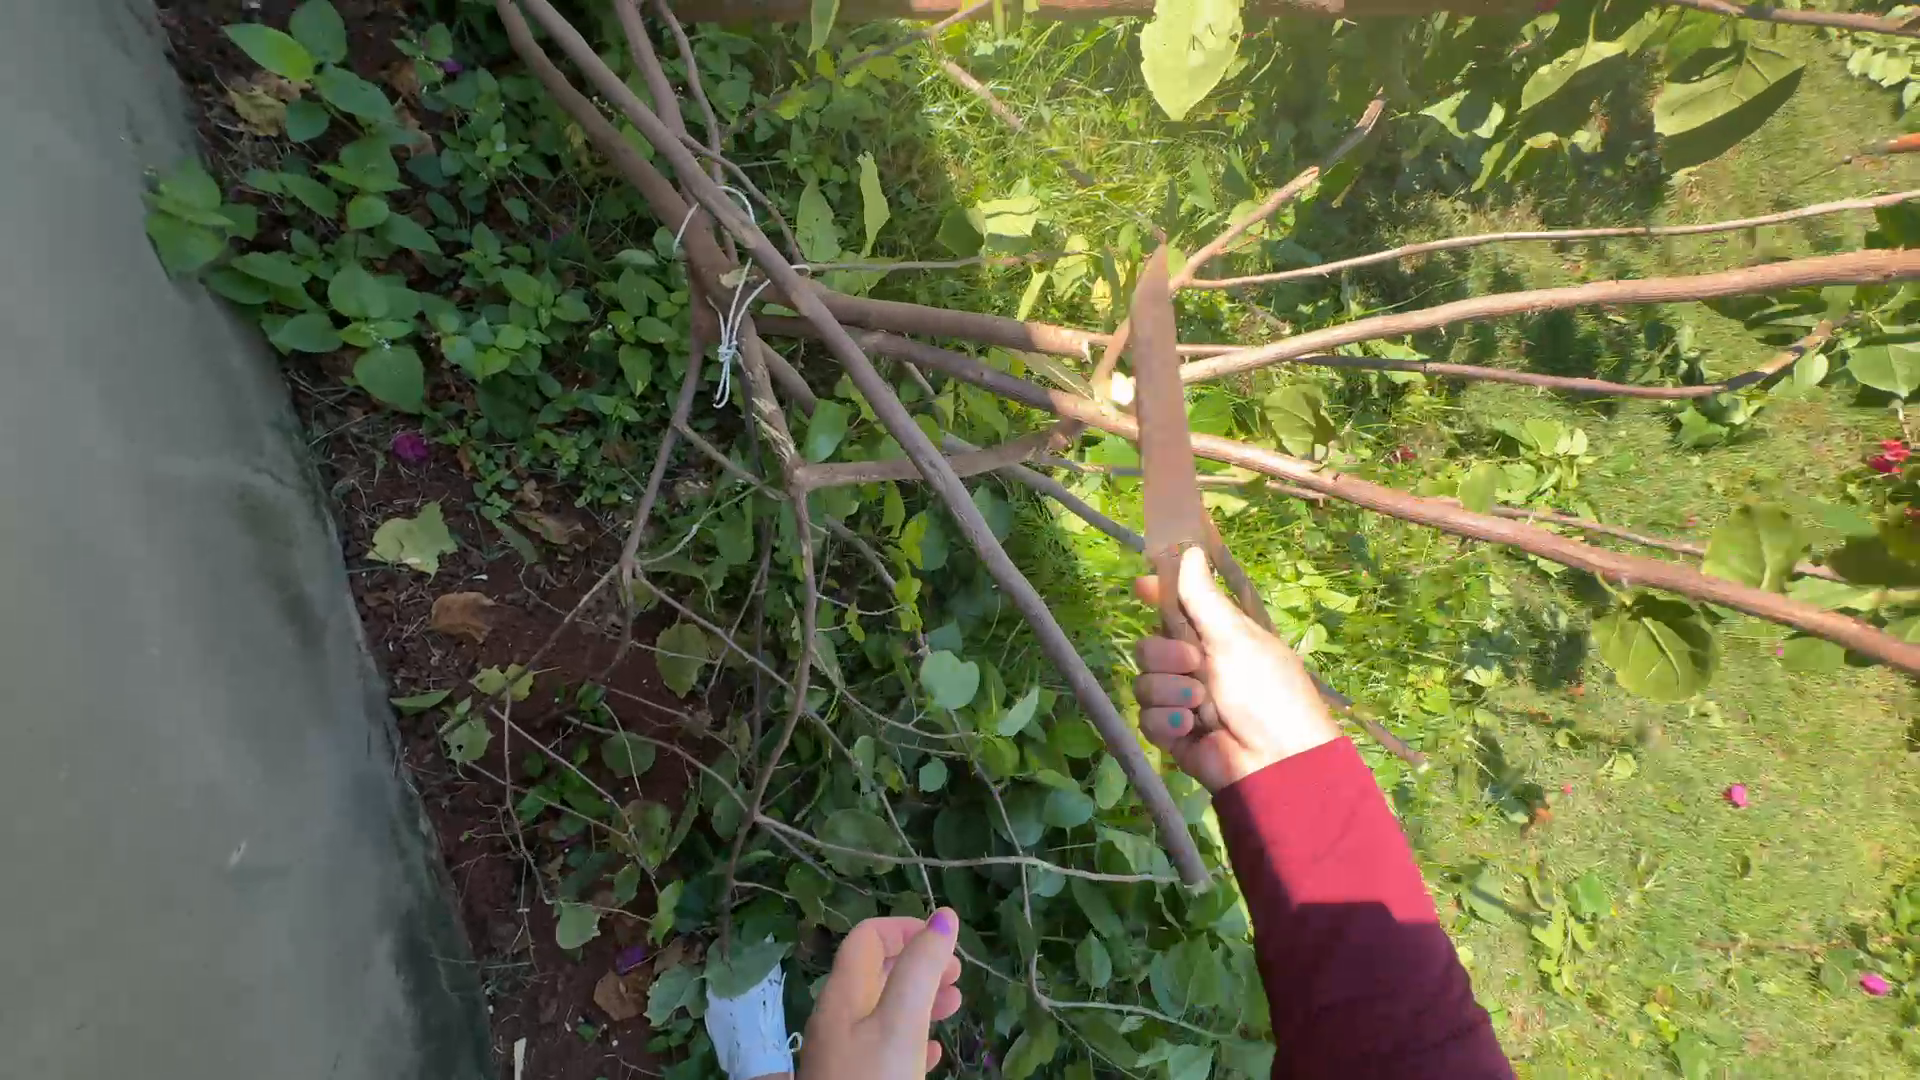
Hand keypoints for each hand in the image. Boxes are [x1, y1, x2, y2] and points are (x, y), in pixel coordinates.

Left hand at [799, 911, 962, 1078]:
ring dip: (920, 1000)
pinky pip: (883, 1050)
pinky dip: (911, 1039)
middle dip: (919, 964)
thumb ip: (921, 968)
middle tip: (957, 976)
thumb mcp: (902, 1023)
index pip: (868, 937)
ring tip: (954, 1007)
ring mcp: (842, 1057)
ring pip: (883, 1011)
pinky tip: (933, 1054)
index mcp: (842, 995)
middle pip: (877, 972)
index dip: (906, 928)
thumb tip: (945, 915)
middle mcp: (837, 1020)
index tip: (944, 941)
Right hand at [1133, 546, 1340, 791]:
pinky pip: (1146, 717)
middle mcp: (1191, 665)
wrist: (1276, 761)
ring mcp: (1178, 700)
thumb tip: (1190, 548)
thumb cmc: (1267, 690)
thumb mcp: (1235, 637)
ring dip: (1170, 691)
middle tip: (1195, 664)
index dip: (1155, 595)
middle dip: (1166, 655)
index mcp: (1212, 637)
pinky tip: (1191, 727)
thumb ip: (1202, 597)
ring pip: (1144, 681)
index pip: (1173, 608)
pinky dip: (1167, 720)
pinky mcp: (1170, 733)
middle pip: (1148, 645)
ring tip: (1199, 705)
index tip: (1141, 586)